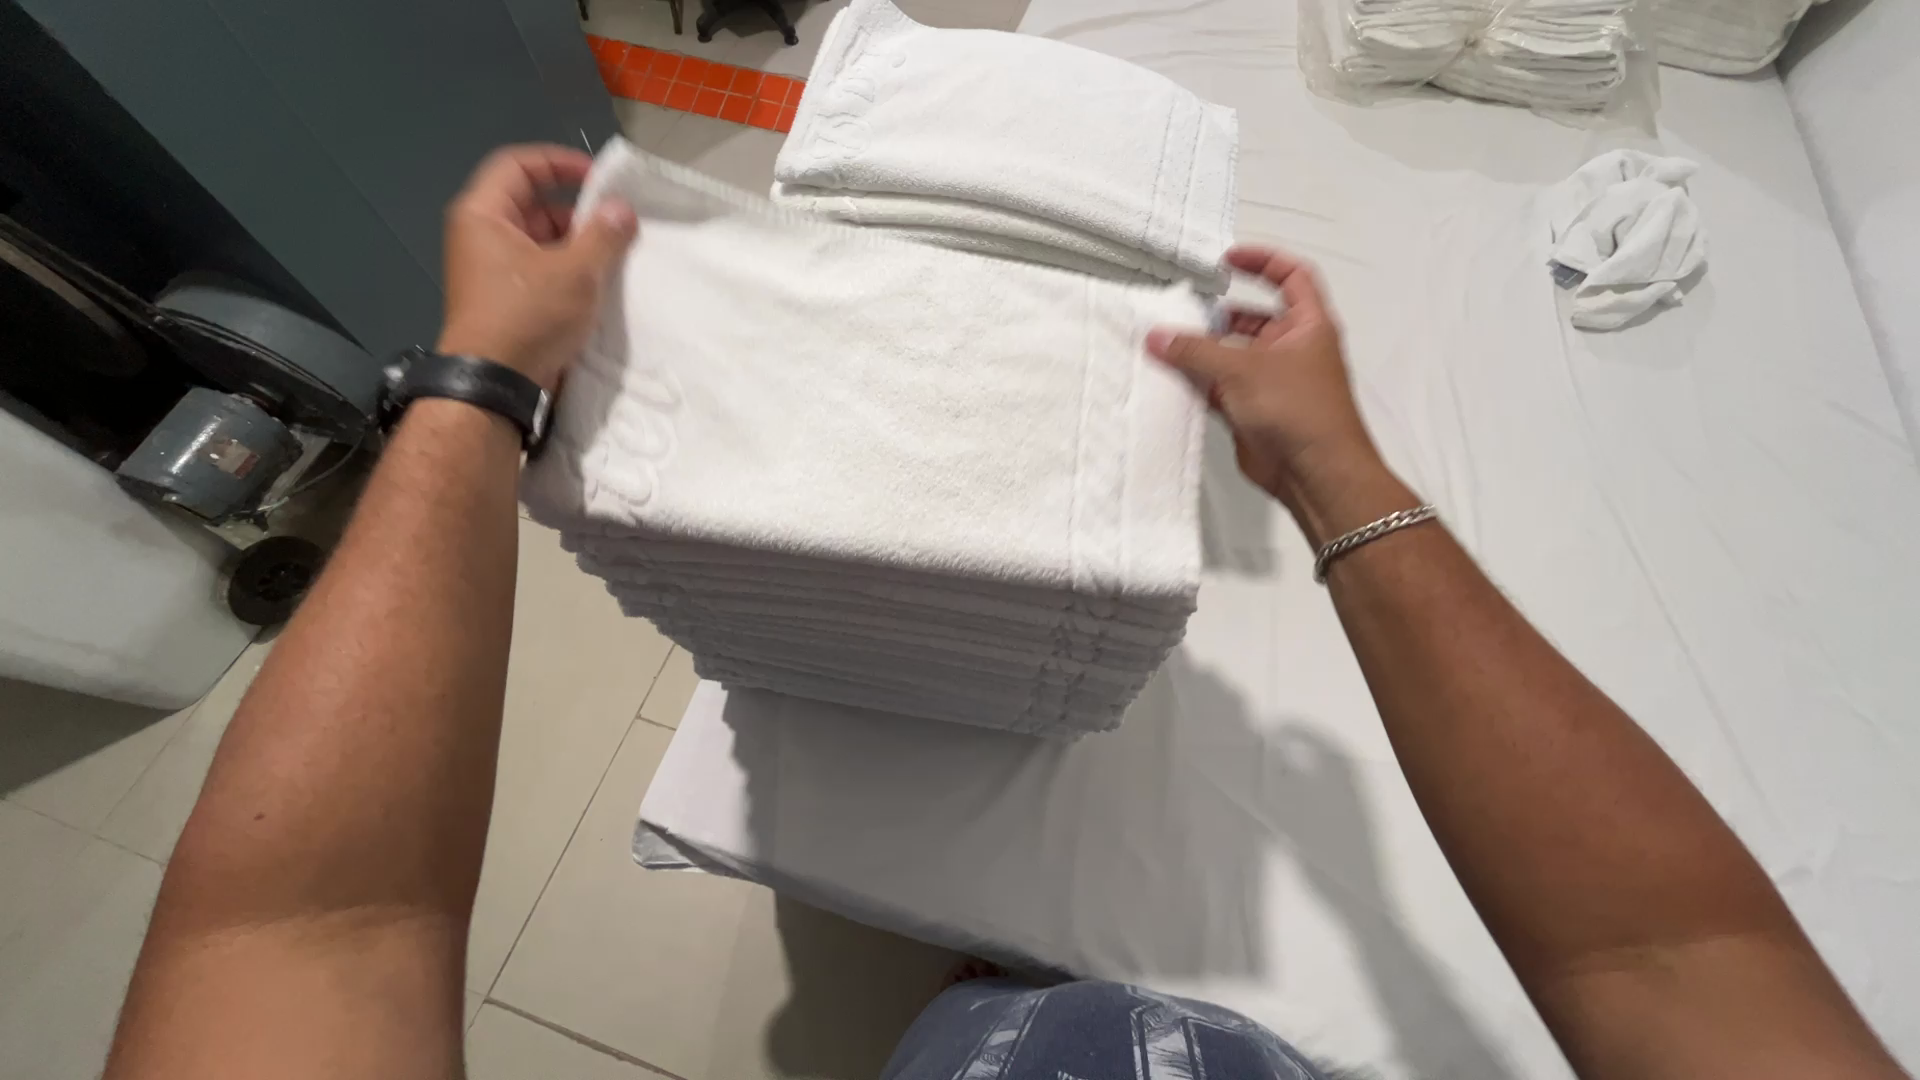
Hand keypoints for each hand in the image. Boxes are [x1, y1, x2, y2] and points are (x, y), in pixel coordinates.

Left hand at [438, 144, 637, 392]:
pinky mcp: (508, 302)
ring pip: (542, 243)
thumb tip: (622, 209)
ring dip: (579, 248)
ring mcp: (493, 272)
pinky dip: (570, 274)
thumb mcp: (575, 272)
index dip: (560, 163)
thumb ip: (603, 236)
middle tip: (618, 228)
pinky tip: (600, 289)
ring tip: (616, 261)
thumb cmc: (529, 316)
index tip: (600, 179)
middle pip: (533, 206)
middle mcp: (481, 236)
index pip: (519, 166)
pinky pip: (543, 273)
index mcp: (483, 215)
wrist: (498, 382)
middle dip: (578, 213)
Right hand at [1147, 246, 1397, 539]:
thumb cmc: (1302, 413)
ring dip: (1202, 353)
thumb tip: (1159, 337)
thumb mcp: (1244, 369)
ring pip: (1230, 356)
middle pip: (1250, 319)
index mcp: (1308, 325)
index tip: (1228, 259)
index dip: (1262, 261)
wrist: (1314, 472)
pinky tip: (1172, 380)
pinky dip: (1197, 384)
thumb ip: (1196, 351)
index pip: (1290, 277)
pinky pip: (1218, 389)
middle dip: (1216, 315)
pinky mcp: (1252, 411)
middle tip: (1183, 311)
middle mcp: (1291, 350)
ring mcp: (1270, 382)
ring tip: (1167, 345)